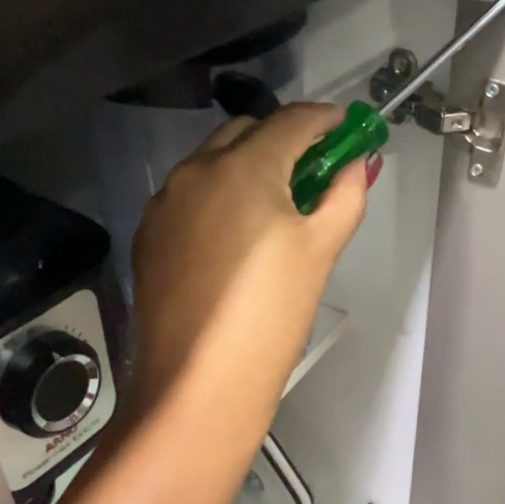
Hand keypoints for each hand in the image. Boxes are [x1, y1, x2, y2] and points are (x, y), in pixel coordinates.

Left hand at [129, 102, 377, 417]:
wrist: (197, 384)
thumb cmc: (270, 315)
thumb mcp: (320, 252)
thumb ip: (343, 197)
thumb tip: (355, 166)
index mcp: (244, 166)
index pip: (293, 120)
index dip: (327, 120)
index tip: (347, 130)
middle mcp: (195, 170)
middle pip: (247, 131)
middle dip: (284, 141)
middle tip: (314, 174)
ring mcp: (165, 202)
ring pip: (213, 162)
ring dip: (247, 167)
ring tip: (275, 209)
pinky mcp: (149, 235)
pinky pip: (190, 196)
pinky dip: (218, 198)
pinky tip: (235, 239)